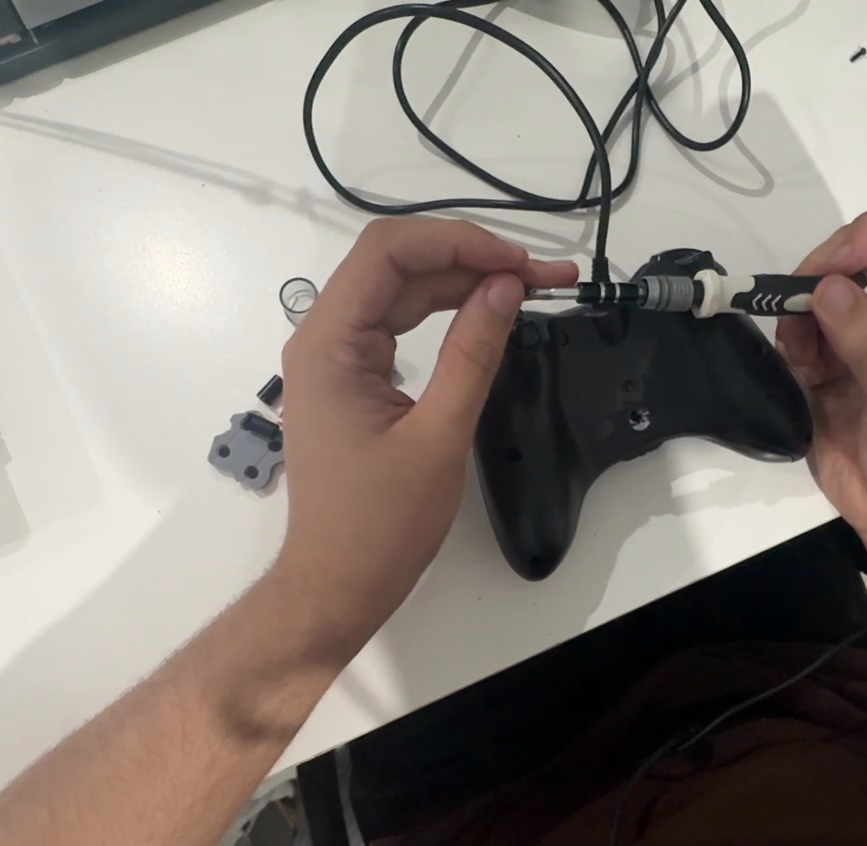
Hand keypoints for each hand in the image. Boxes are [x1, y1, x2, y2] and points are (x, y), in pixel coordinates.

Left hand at [270, 218, 576, 656]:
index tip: (520, 263)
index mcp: (329, 343)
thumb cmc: (382, 523)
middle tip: (543, 276)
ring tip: (529, 290)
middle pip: (397, 267)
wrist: (339, 582)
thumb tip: (506, 288)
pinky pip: (398, 330)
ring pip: (401, 296)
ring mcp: (335, 360)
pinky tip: (486, 318)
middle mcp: (323, 339)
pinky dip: (444, 319)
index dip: (460, 242)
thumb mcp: (438, 435)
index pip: (389, 252)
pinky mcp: (352, 382)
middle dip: (471, 261)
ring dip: (463, 287)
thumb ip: (473, 354)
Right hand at [774, 195, 866, 568]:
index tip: (840, 265)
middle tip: (798, 301)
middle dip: (825, 269)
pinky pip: (800, 339)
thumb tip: (826, 288)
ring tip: (797, 348)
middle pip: (860, 255)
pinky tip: (795, 366)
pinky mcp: (826, 376)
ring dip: (800, 311)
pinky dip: (789, 343)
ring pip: (821, 297)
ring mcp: (860, 346)